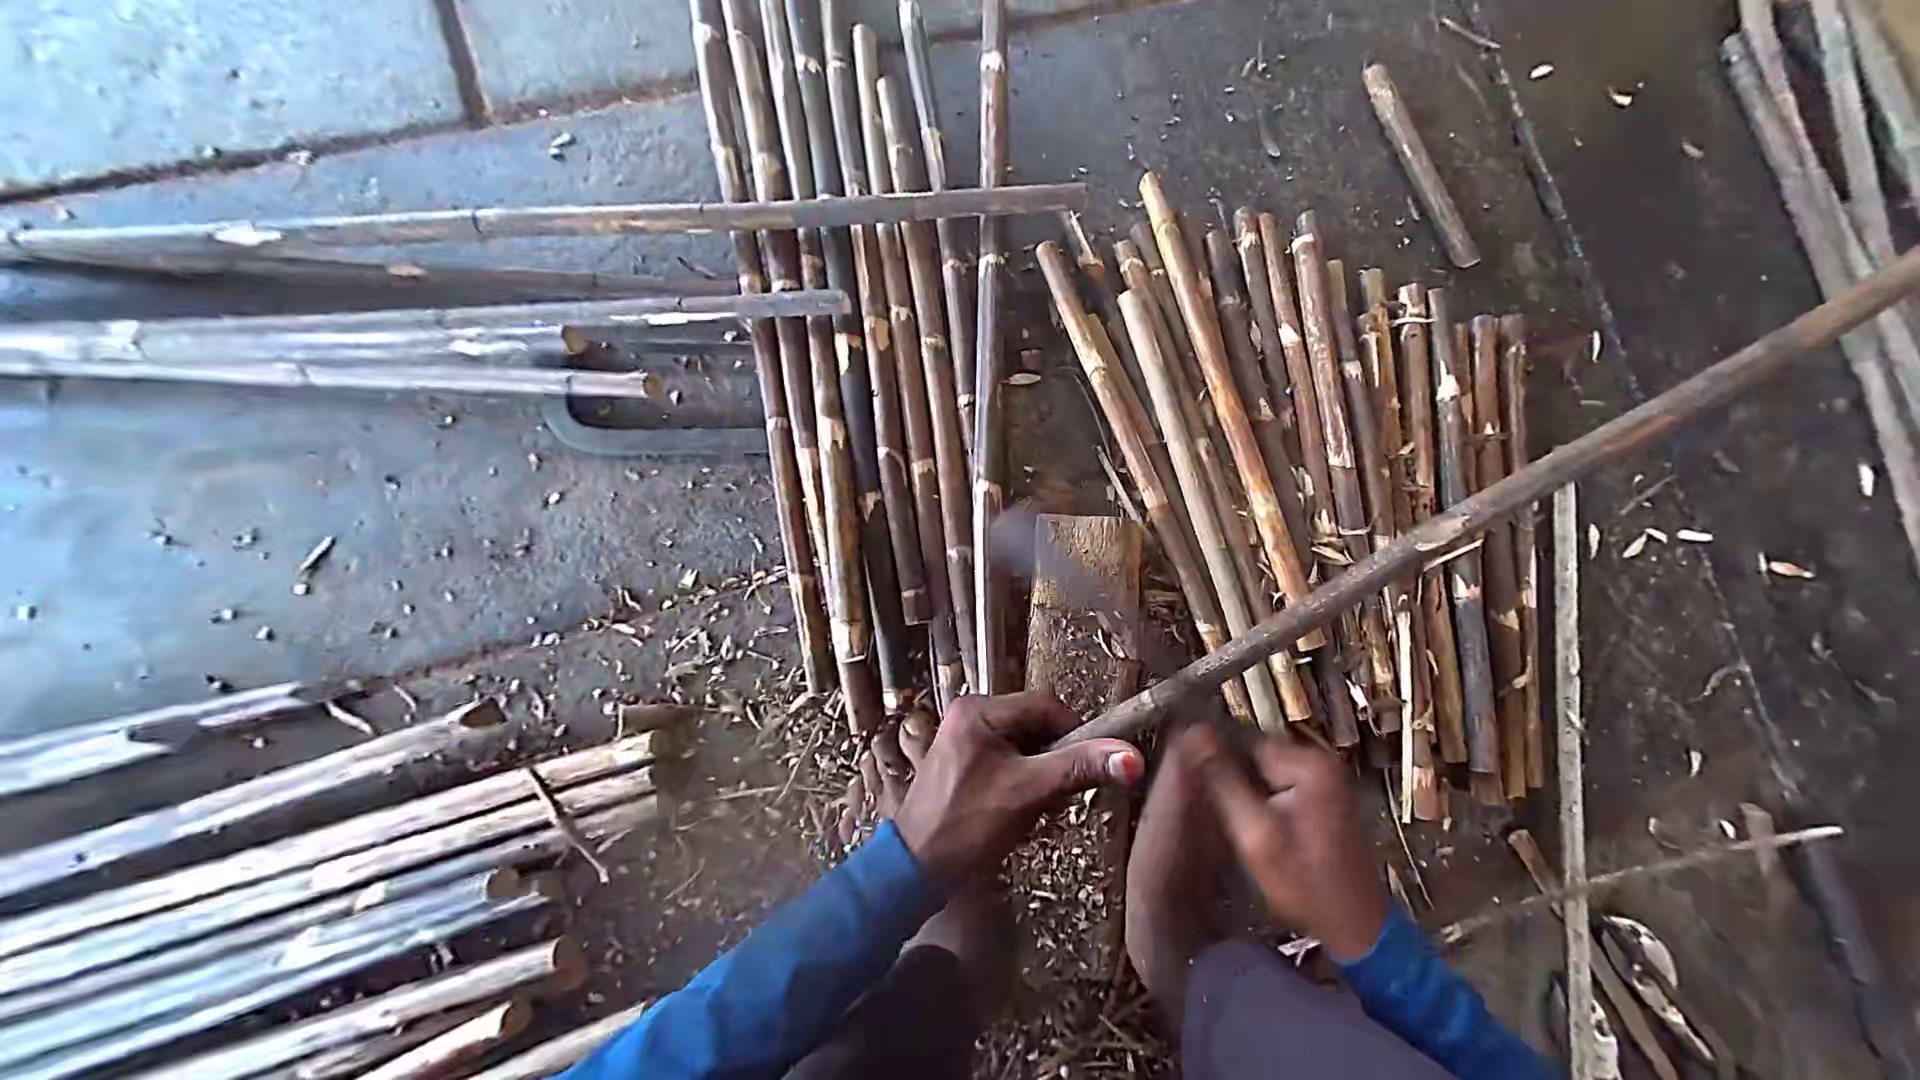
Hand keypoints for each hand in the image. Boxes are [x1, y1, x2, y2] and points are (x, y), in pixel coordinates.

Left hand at [893, 691, 1144, 888]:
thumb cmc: (968, 824)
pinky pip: (1007, 760)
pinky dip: (1021, 782)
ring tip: (1035, 806)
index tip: (1090, 765)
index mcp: (978, 709)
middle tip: (1058, 794)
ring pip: (1023, 745)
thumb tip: (1132, 757)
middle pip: (1034, 725)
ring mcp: (963, 738)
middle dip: (1053, 759)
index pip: (1044, 705)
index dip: (1074, 732)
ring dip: (1039, 775)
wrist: (914, 868)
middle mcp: (968, 715)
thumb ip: (1078, 769)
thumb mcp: (1028, 792)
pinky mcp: (963, 762)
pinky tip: (1017, 810)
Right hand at [1183, 725, 1387, 960]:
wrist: (1357, 929)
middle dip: (1229, 775)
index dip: (1214, 760)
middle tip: (1213, 804)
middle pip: (1251, 751)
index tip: (1193, 779)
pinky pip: (1273, 781)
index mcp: (1309, 763)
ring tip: (1233, 815)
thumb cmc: (1306, 885)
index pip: (1241, 740)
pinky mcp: (1320, 792)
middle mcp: (1320, 759)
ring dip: (1241, 786)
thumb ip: (1223, 780)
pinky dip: (1257, 796)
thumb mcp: (1255, 832)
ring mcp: (1323, 776)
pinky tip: (1249, 820)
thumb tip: (1192, 733)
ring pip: (1258, 767)